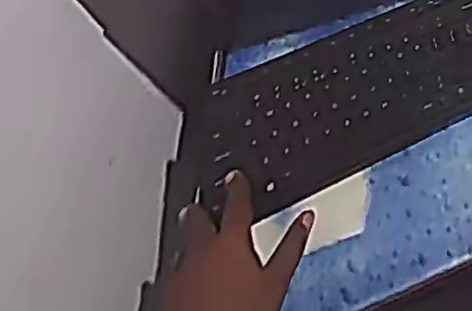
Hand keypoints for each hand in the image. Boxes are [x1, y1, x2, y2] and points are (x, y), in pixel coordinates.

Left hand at [161, 171, 311, 310]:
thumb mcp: (275, 282)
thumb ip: (290, 246)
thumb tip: (306, 217)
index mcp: (230, 241)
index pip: (236, 202)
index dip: (237, 185)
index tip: (235, 176)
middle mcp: (201, 251)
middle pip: (198, 219)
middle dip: (201, 209)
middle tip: (202, 204)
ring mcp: (180, 274)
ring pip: (182, 246)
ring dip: (190, 239)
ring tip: (195, 238)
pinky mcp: (165, 296)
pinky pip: (171, 272)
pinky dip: (180, 267)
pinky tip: (185, 275)